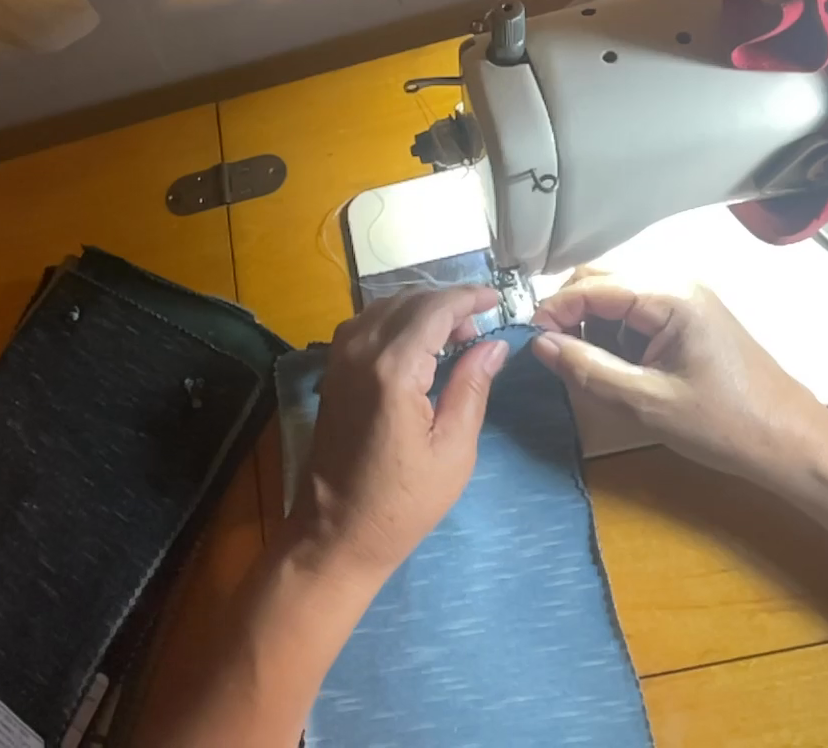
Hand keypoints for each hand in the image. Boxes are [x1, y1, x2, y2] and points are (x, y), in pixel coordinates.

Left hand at [290, 287, 509, 579]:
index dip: (468, 297)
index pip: (435, 308)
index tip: (496, 299)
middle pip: (410, 301)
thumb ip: (472, 387)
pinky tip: (417, 343)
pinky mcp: (331, 368)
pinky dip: (396, 320)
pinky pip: (366, 323)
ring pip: (386, 306)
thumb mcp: (453, 450)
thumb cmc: (401, 502)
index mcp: (393, 370)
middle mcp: (360, 350)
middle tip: (478, 330)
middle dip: (448, 304)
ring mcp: (339, 357)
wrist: (335, 531)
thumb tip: (493, 345)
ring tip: (453, 336)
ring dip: (421, 309)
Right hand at [530, 277, 827, 486]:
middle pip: (600, 278)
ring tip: (582, 361)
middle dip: (569, 310)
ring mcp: (685, 296)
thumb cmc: (725, 424)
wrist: (792, 443)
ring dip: (590, 321)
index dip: (554, 310)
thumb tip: (538, 345)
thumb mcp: (647, 401)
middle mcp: (676, 282)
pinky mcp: (688, 314)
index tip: (532, 341)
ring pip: (615, 292)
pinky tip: (612, 362)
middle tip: (551, 350)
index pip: (592, 286)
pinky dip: (612, 330)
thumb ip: (587, 369)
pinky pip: (634, 308)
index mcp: (670, 296)